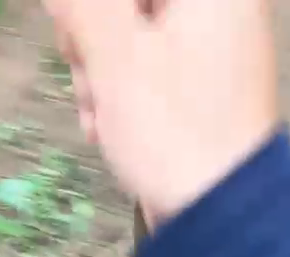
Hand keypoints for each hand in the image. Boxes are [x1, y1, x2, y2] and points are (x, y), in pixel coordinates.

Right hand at [42, 0, 279, 227]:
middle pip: (126, 4)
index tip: (73, 41)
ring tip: (98, 115)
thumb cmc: (171, 127)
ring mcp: (209, 43)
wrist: (215, 204)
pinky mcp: (197, 82)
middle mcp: (215, 5)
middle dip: (91, 40)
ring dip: (97, 75)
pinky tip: (107, 126)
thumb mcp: (116, 58)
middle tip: (87, 80)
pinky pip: (144, 68)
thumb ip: (85, 7)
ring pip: (128, 36)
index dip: (89, 10)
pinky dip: (117, 93)